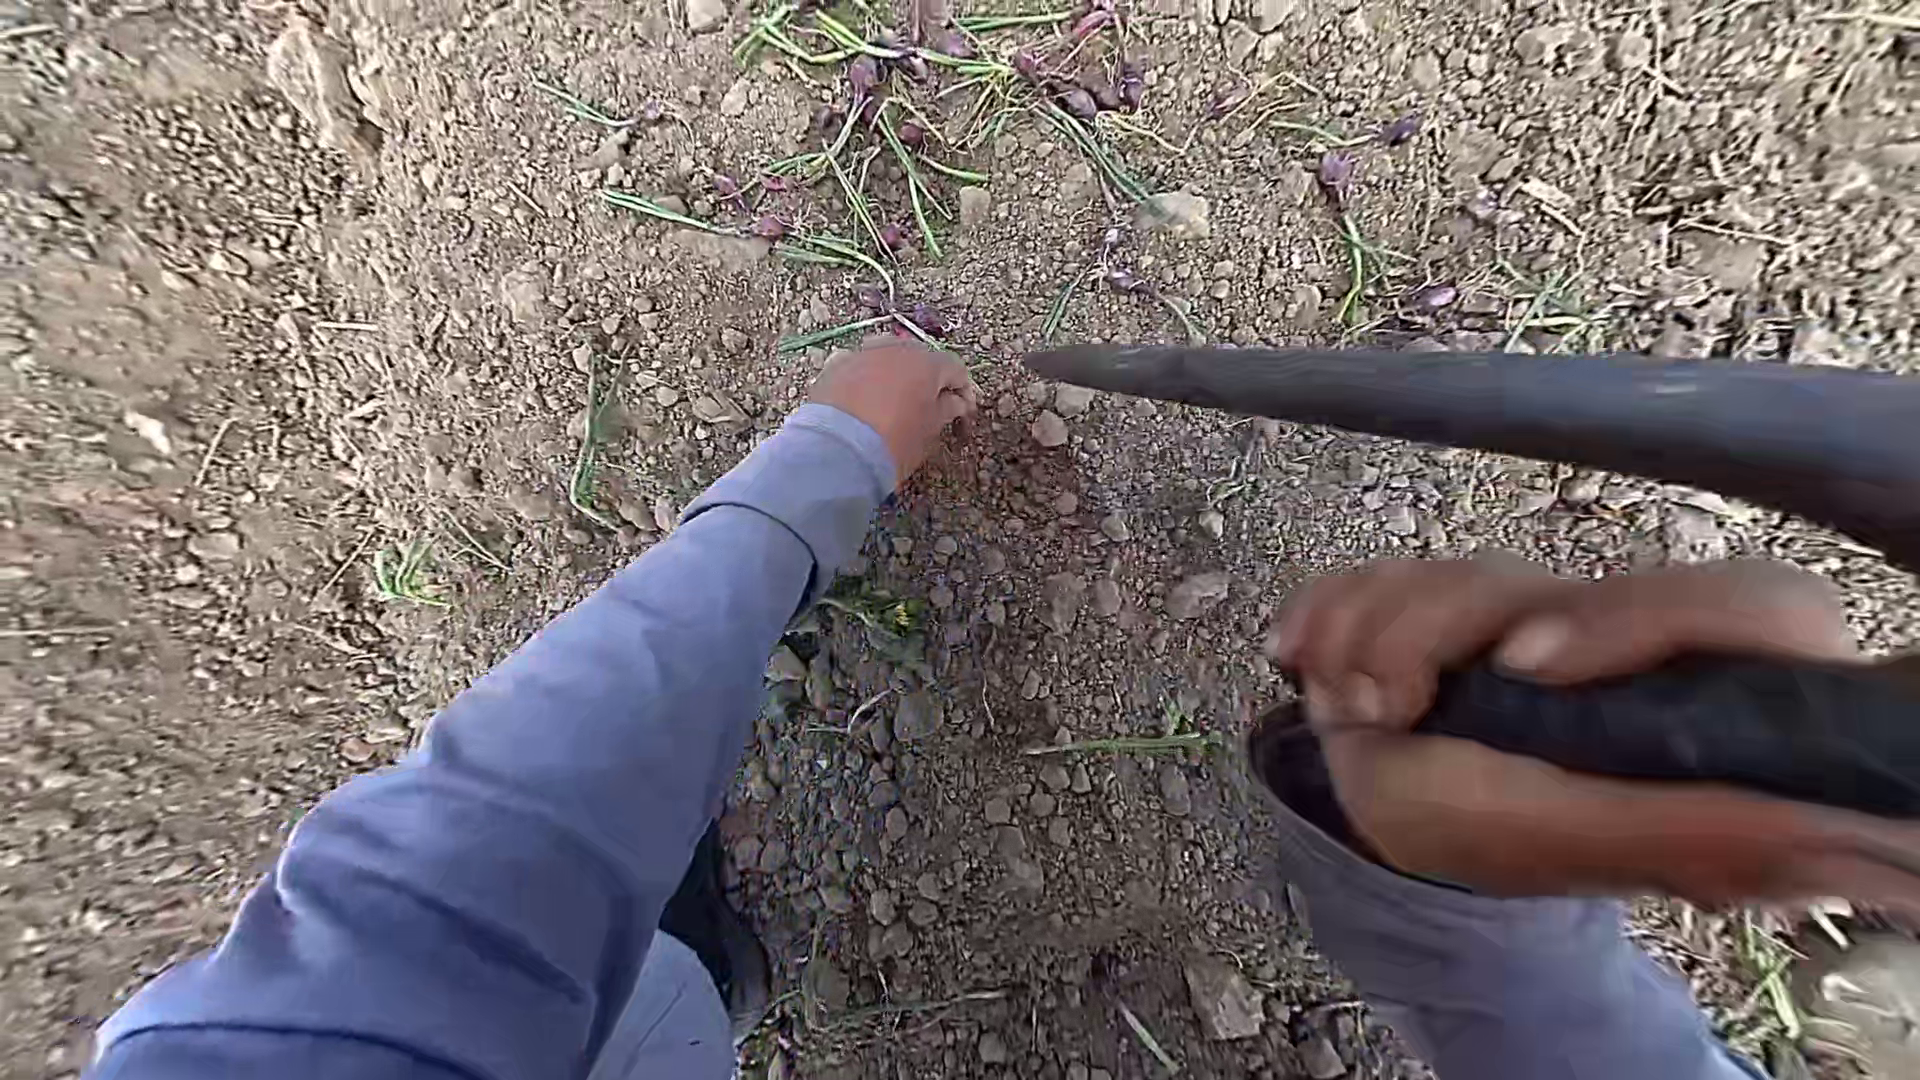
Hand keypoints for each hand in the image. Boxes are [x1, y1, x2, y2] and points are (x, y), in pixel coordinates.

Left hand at [809, 339, 976, 485]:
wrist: (838, 451)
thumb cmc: (894, 443)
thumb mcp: (929, 431)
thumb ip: (945, 410)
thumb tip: (954, 401)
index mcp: (926, 363)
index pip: (955, 369)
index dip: (963, 391)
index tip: (962, 412)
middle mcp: (895, 349)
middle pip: (920, 358)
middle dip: (928, 380)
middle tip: (929, 407)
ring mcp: (862, 354)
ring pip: (887, 358)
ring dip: (896, 375)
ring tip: (896, 401)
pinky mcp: (834, 366)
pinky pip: (860, 367)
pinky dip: (868, 380)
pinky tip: (865, 401)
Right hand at [1269, 557, 1919, 911]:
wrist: (1376, 801)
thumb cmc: (1474, 831)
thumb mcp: (1569, 838)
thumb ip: (1696, 832)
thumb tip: (1878, 835)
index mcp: (1670, 685)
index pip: (1733, 604)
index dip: (1632, 616)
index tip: (1522, 664)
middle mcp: (1587, 625)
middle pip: (1504, 581)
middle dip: (1411, 644)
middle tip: (1376, 712)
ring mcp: (1486, 603)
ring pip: (1412, 574)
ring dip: (1350, 643)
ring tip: (1342, 710)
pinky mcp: (1406, 592)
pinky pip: (1348, 575)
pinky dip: (1311, 618)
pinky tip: (1293, 657)